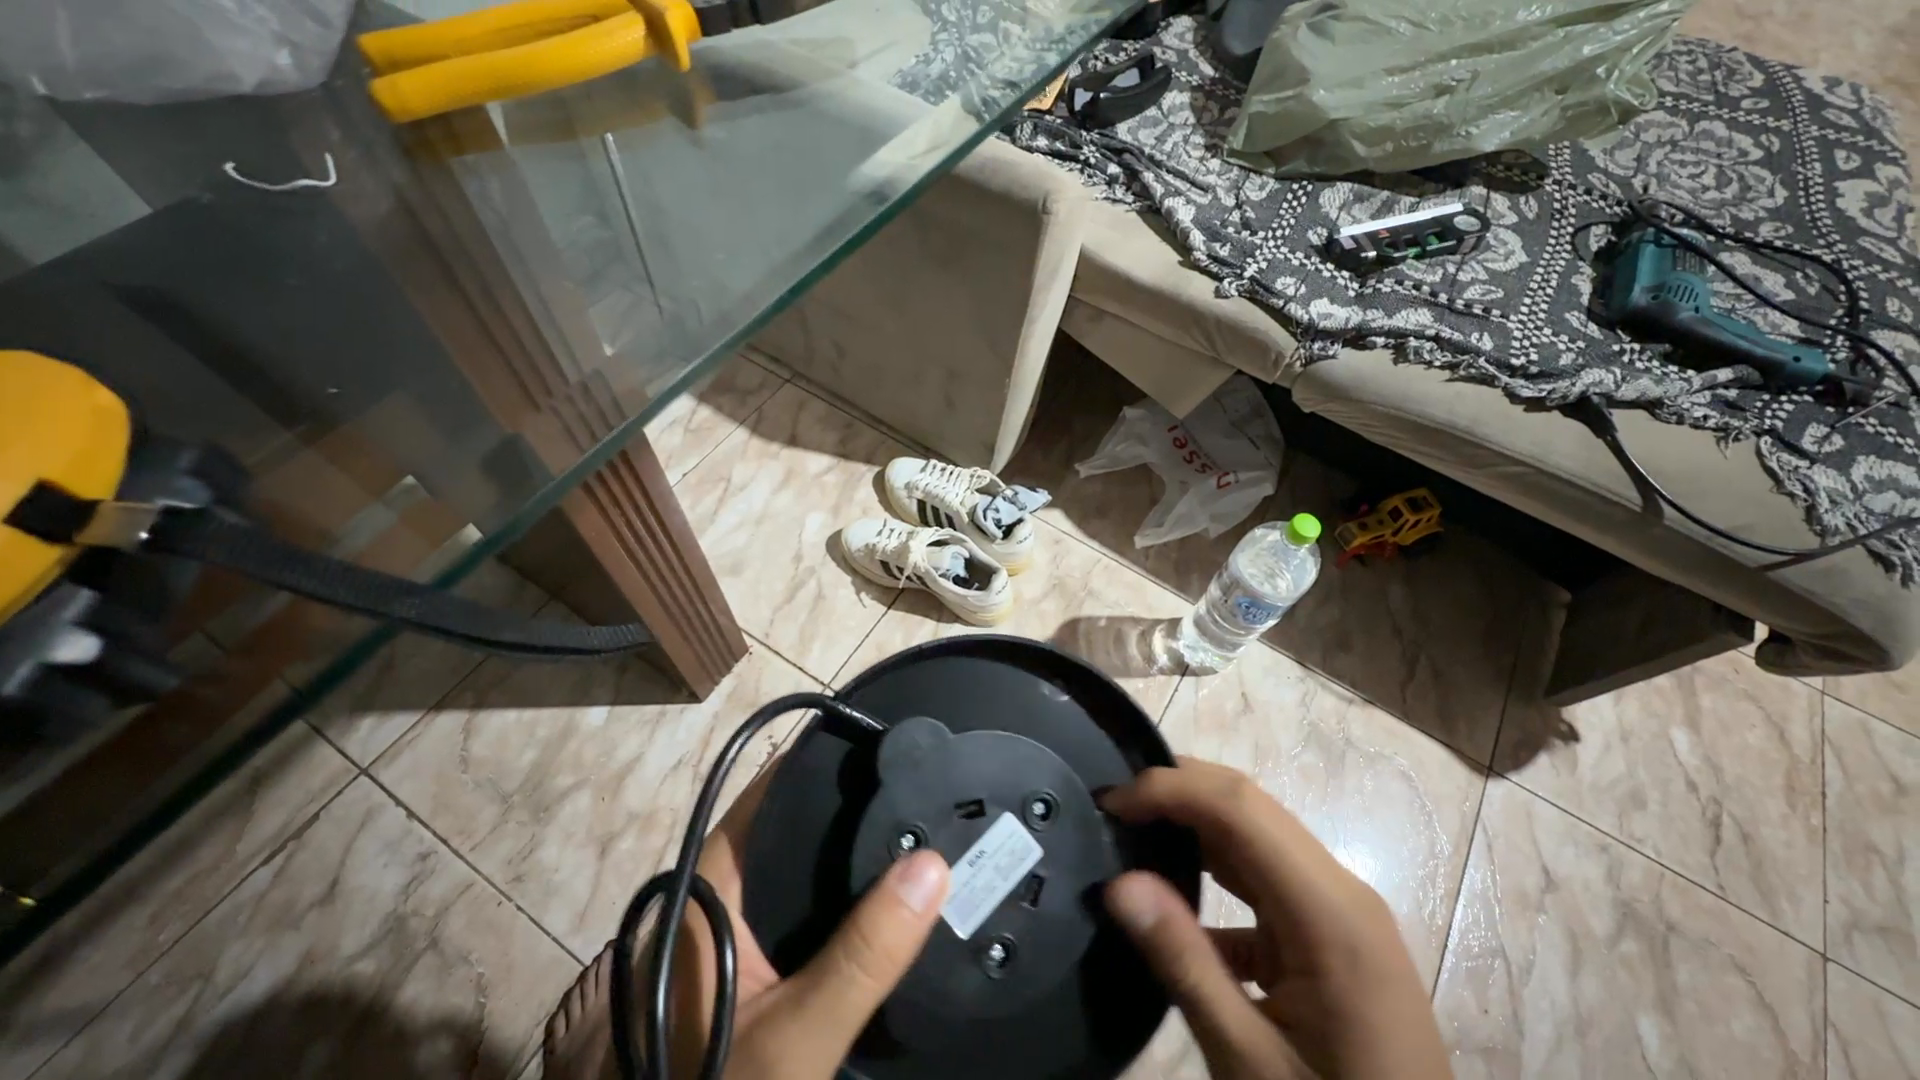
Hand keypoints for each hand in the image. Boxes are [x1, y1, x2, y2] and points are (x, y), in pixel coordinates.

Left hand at [661, 759, 951, 1079]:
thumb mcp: (801, 1031)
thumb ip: (864, 955)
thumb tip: (932, 865)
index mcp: (705, 892)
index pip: (764, 800)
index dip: (819, 767)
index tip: (882, 749)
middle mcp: (707, 901)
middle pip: (779, 831)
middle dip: (840, 809)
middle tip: (911, 790)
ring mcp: (721, 935)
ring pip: (785, 872)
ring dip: (835, 855)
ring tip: (906, 829)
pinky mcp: (737, 965)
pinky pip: (789, 909)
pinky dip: (829, 896)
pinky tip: (872, 900)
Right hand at [1101, 757, 1449, 1079]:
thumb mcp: (1248, 1058)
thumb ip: (1184, 964)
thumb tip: (1120, 883)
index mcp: (1329, 912)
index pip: (1241, 809)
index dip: (1170, 789)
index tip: (1108, 802)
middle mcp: (1341, 893)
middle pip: (1253, 809)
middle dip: (1180, 790)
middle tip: (1110, 805)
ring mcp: (1341, 914)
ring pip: (1260, 839)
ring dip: (1195, 826)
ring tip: (1130, 829)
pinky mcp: (1333, 938)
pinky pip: (1269, 884)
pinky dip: (1218, 875)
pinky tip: (1172, 898)